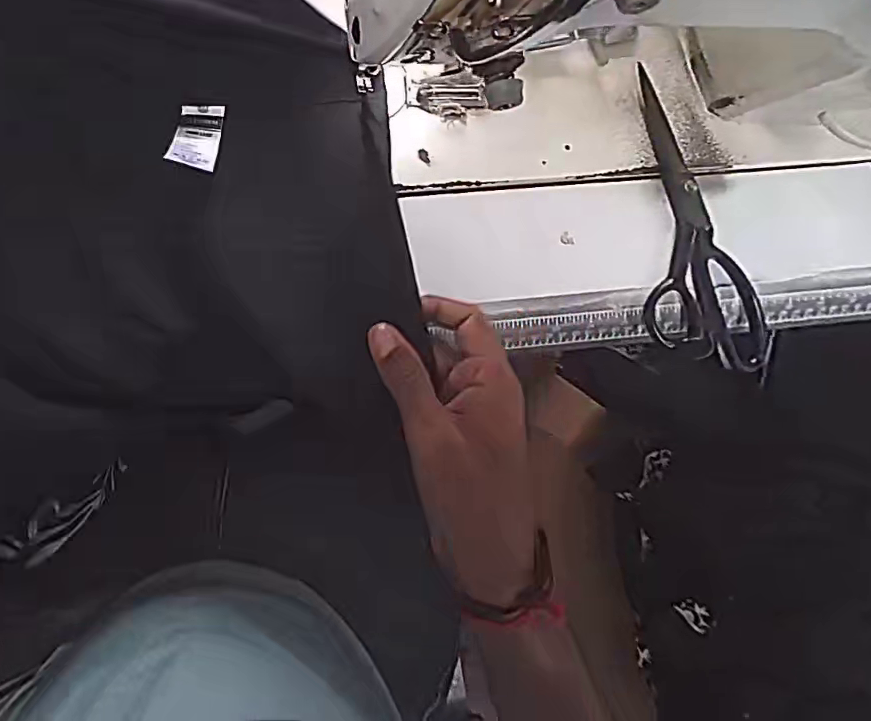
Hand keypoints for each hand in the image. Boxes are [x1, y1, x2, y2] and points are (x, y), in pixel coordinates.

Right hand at [370, 296, 537, 606]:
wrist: (487, 562)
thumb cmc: (476, 504)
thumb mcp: (429, 430)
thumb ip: (404, 375)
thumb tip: (382, 333)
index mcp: (493, 380)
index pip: (468, 320)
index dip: (436, 307)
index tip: (399, 308)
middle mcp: (485, 391)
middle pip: (445, 345)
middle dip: (411, 345)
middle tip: (377, 353)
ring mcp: (471, 413)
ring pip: (434, 373)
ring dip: (408, 374)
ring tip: (382, 385)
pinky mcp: (457, 434)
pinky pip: (430, 400)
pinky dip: (409, 398)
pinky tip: (389, 407)